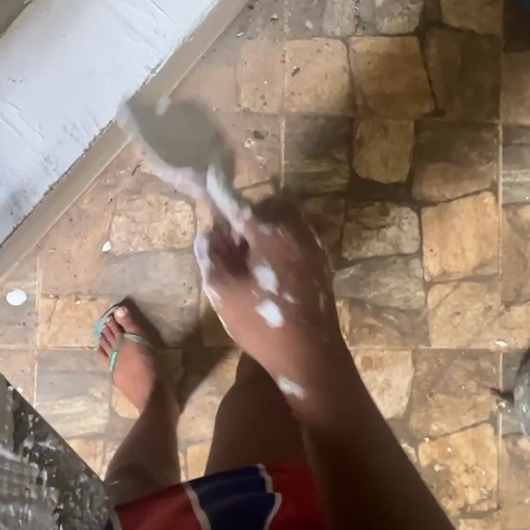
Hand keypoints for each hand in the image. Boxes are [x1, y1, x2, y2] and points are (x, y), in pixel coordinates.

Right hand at [195, 196, 350, 399]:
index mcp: (271, 231)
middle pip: (265, 207)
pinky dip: (278, 245)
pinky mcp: (321, 263)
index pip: (237, 203)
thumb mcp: (222, 290)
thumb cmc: (262, 324)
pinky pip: (295, 239)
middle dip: (245, 218)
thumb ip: (211, 254)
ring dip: (263, 231)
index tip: (207, 172)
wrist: (311, 357)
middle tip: (229, 245)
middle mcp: (297, 230)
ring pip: (283, 222)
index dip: (218, 190)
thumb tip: (209, 232)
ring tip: (247, 262)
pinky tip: (267, 274)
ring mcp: (313, 246)